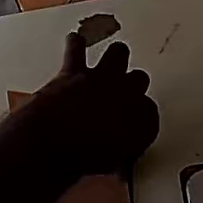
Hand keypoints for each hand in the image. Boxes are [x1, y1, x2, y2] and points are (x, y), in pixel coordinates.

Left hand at [13, 34, 158, 176]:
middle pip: (139, 79)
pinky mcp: (74, 71)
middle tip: (123, 91)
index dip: (141, 117)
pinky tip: (75, 40)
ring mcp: (100, 78)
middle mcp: (125, 93)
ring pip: (118, 53)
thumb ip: (119, 151)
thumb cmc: (80, 159)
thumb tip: (117, 151)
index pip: (150, 111)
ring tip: (111, 60)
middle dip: (132, 85)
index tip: (134, 124)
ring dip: (114, 58)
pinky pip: (77, 46)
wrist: (51, 143)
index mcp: (140, 120)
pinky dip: (75, 44)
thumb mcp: (110, 163)